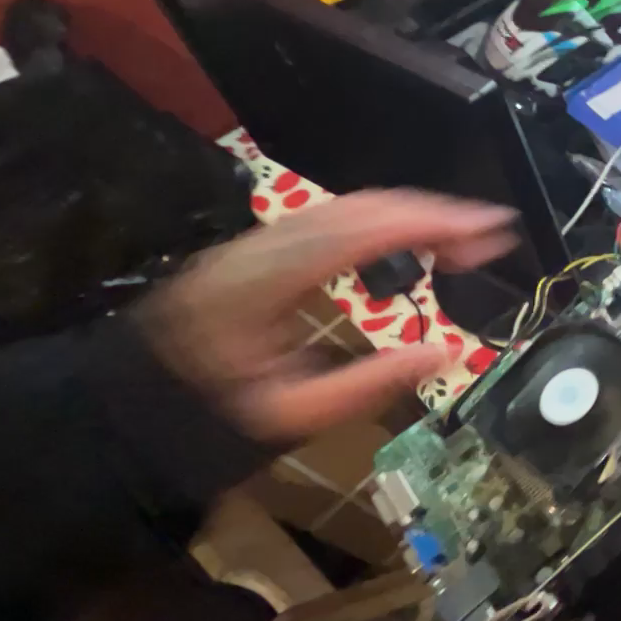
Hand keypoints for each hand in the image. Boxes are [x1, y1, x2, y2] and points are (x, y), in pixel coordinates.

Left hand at [139, 190, 517, 441]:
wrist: (127, 404)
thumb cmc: (207, 413)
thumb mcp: (290, 416)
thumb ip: (371, 383)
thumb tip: (448, 350)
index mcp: (266, 281)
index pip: (365, 230)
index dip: (436, 222)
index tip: (493, 230)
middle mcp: (265, 245)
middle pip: (367, 206)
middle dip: (439, 214)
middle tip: (492, 239)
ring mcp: (264, 239)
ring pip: (358, 204)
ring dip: (420, 215)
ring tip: (466, 242)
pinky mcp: (270, 244)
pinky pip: (343, 215)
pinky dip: (394, 220)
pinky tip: (420, 240)